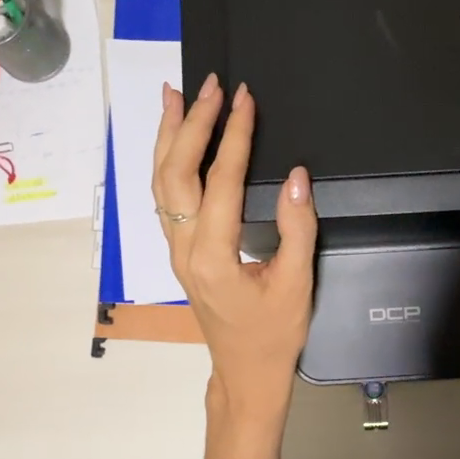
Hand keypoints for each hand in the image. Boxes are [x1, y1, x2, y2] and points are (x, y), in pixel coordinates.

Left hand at [152, 75, 316, 418]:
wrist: (245, 373)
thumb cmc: (274, 335)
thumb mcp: (296, 284)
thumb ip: (297, 228)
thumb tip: (298, 176)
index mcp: (214, 255)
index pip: (220, 181)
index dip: (234, 137)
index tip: (245, 99)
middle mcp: (184, 248)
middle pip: (175, 173)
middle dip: (190, 124)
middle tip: (208, 85)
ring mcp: (176, 250)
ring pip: (161, 183)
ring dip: (168, 137)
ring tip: (175, 95)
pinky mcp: (180, 252)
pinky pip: (165, 198)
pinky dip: (167, 161)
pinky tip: (175, 142)